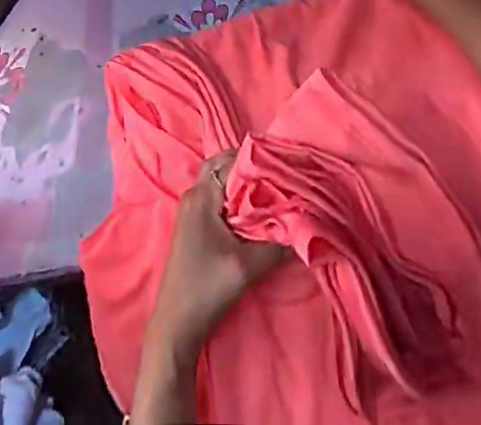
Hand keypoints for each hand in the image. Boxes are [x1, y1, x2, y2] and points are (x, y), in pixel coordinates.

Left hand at [152, 150, 289, 345]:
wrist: (177, 321)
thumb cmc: (207, 287)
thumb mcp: (248, 266)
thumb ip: (276, 244)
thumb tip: (302, 228)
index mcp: (201, 197)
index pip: (229, 162)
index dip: (256, 159)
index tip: (282, 163)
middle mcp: (193, 196)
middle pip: (221, 166)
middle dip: (248, 165)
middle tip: (277, 172)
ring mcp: (191, 210)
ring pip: (218, 182)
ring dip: (241, 182)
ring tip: (270, 188)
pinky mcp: (194, 225)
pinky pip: (217, 198)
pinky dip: (235, 196)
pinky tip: (254, 210)